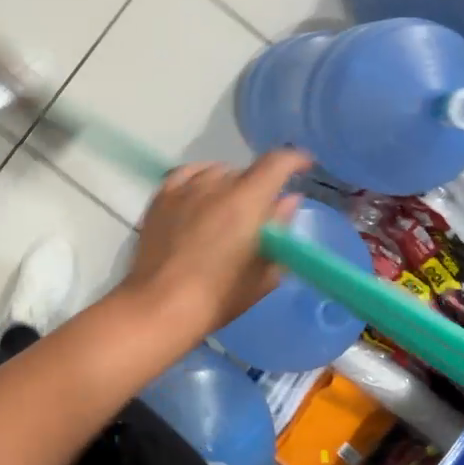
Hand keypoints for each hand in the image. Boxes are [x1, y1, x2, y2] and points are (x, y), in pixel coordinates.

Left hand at [113, 150, 310, 340]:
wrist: (161, 304)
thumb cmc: (220, 295)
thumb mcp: (264, 272)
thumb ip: (279, 229)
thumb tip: (288, 201)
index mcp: (246, 200)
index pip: (275, 163)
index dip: (294, 160)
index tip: (303, 166)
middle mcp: (214, 185)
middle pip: (244, 172)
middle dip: (257, 187)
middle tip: (258, 214)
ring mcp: (183, 189)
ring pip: (214, 172)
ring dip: (227, 184)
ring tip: (227, 209)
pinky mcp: (160, 199)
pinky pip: (184, 175)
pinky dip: (198, 180)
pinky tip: (199, 195)